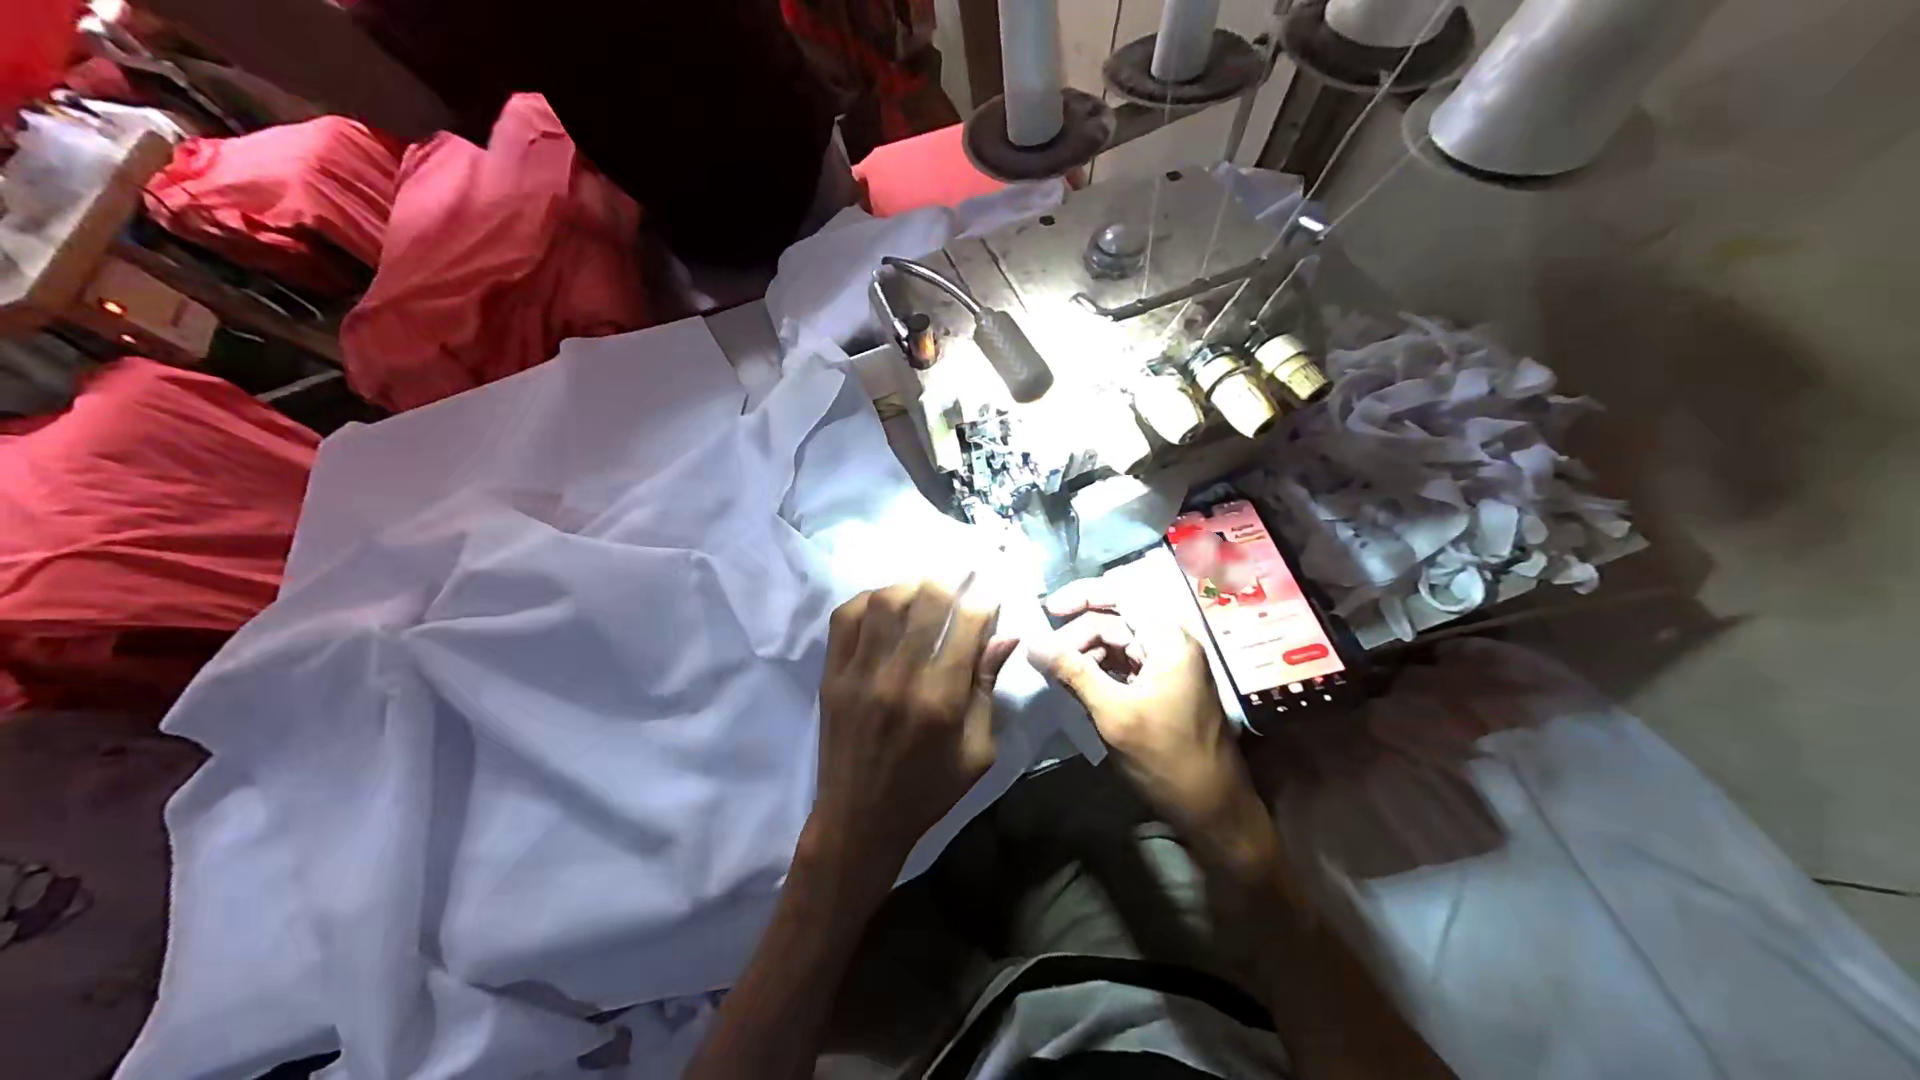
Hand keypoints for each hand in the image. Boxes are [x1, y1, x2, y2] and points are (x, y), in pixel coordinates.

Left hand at [806, 577, 1018, 891]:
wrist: (859, 819)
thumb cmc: (928, 790)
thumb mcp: (977, 751)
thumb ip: (986, 689)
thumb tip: (1005, 637)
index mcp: (940, 701)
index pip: (965, 626)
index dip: (982, 599)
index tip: (989, 590)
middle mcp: (898, 678)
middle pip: (925, 603)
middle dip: (951, 582)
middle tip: (962, 576)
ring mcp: (858, 673)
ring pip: (884, 602)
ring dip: (910, 585)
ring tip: (925, 589)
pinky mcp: (831, 675)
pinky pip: (845, 618)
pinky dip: (867, 600)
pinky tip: (885, 604)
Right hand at [1026, 580, 1256, 840]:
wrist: (1211, 808)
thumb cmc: (1166, 757)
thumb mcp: (1114, 713)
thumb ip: (1073, 673)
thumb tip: (1032, 644)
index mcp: (1169, 640)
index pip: (1124, 594)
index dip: (1083, 595)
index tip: (1049, 610)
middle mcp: (1171, 643)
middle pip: (1117, 619)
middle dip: (1079, 633)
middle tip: (1047, 658)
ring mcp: (1168, 665)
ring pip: (1118, 642)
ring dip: (1086, 653)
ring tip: (1058, 674)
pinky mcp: (1161, 686)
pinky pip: (1124, 664)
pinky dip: (1098, 670)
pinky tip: (1076, 684)